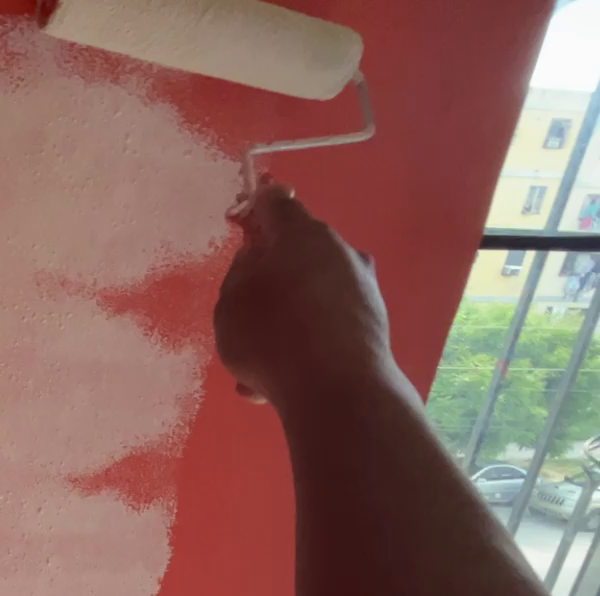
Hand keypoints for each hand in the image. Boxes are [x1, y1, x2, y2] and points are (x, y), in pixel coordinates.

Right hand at [214, 184, 396, 409]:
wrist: (334, 387)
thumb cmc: (270, 335)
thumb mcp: (229, 303)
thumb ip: (238, 275)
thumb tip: (257, 260)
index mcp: (301, 236)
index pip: (277, 203)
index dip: (256, 203)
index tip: (241, 212)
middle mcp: (339, 252)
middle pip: (295, 255)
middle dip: (268, 280)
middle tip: (241, 313)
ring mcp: (360, 287)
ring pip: (306, 297)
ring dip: (279, 322)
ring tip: (253, 366)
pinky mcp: (369, 323)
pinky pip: (320, 328)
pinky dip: (297, 347)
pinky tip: (272, 384)